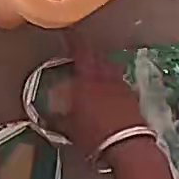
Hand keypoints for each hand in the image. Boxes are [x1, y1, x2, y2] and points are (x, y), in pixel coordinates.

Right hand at [62, 31, 152, 167]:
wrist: (128, 146)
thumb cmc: (94, 136)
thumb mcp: (69, 129)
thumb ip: (57, 119)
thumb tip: (46, 116)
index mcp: (86, 80)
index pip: (81, 51)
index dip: (74, 40)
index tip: (69, 32)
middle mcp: (105, 77)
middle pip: (98, 56)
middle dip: (88, 52)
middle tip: (79, 52)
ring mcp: (121, 85)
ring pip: (110, 66)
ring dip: (102, 64)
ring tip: (94, 68)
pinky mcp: (132, 96)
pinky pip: (119, 80)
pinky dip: (111, 80)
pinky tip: (108, 89)